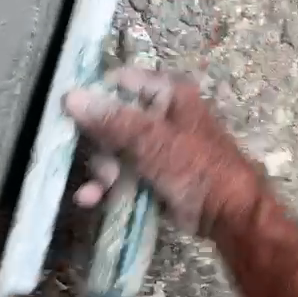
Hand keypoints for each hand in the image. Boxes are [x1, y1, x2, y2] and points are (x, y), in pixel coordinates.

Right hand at [62, 69, 265, 236]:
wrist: (228, 214)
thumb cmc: (195, 166)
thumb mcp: (150, 140)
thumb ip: (109, 119)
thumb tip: (69, 96)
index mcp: (167, 92)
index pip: (119, 82)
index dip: (93, 96)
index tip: (69, 115)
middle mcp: (160, 112)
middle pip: (111, 118)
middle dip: (99, 146)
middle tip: (100, 164)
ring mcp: (156, 143)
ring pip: (113, 149)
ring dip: (102, 170)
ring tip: (100, 190)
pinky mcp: (152, 171)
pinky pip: (121, 171)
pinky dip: (108, 185)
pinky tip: (92, 199)